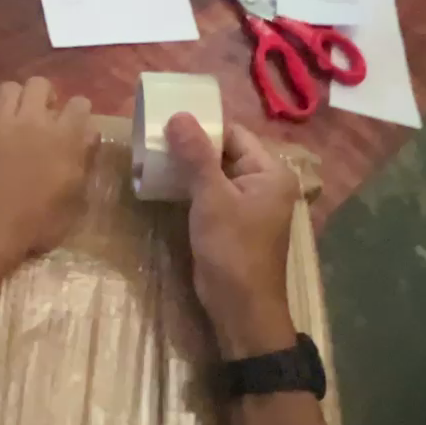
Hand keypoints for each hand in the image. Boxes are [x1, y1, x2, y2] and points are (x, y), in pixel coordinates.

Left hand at [0, 78, 95, 264]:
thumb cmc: (34, 226)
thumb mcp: (74, 203)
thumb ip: (84, 163)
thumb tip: (89, 135)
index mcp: (64, 139)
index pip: (80, 105)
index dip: (79, 110)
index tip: (75, 122)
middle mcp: (32, 121)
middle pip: (40, 85)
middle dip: (44, 95)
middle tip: (41, 114)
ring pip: (8, 87)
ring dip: (14, 97)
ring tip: (12, 112)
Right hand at [165, 114, 299, 358]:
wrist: (241, 309)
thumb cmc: (232, 250)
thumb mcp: (212, 199)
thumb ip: (196, 156)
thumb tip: (178, 115)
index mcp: (270, 172)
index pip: (234, 134)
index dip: (203, 126)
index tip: (167, 121)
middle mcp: (264, 183)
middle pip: (225, 151)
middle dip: (192, 145)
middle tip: (154, 137)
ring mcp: (250, 204)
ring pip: (215, 173)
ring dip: (188, 166)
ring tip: (155, 156)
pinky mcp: (233, 222)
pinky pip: (212, 193)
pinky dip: (191, 186)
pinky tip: (165, 183)